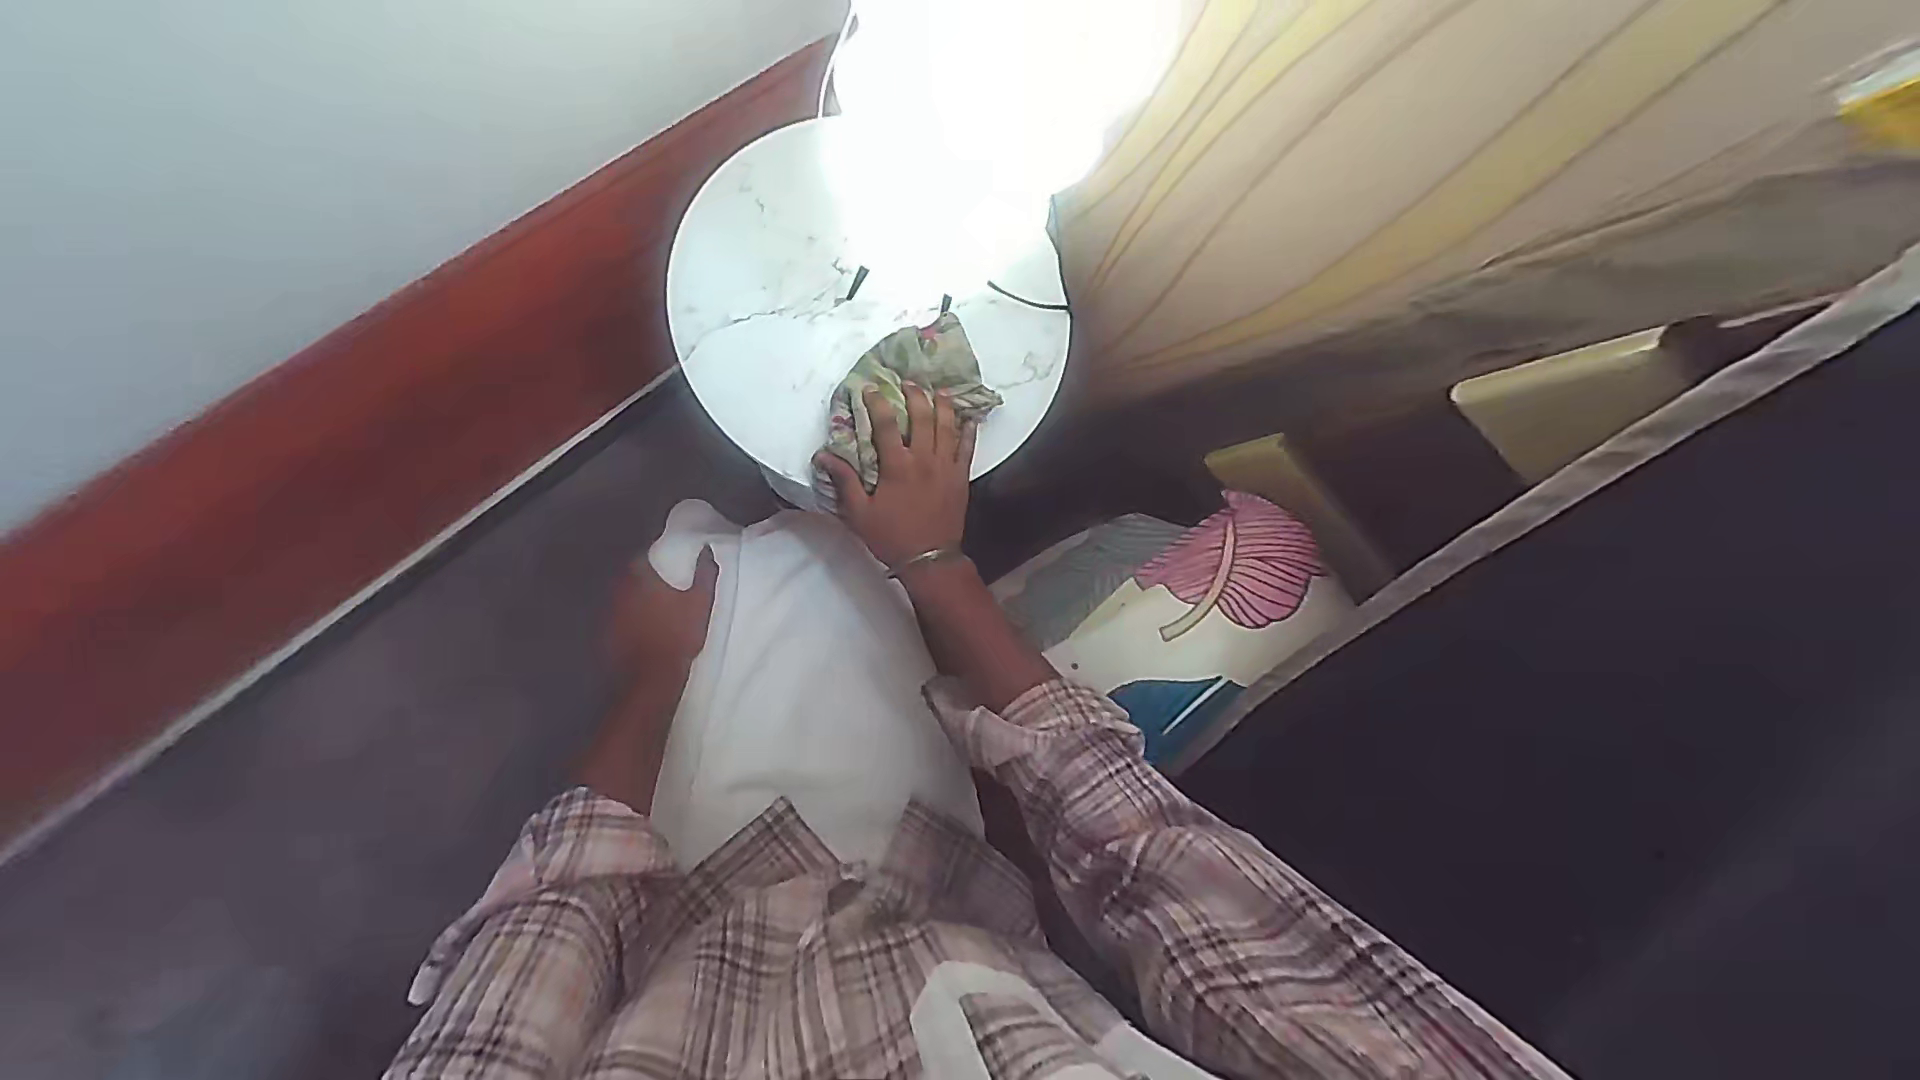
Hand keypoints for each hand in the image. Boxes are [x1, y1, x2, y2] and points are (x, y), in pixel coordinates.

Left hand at [605, 546, 717, 688]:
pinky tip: (640, 626)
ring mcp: (608, 613)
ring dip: (633, 596)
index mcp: (641, 578)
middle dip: (642, 575)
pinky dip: (626, 616)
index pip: (641, 555)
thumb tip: (706, 549)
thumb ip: (704, 573)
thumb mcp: (701, 602)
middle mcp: (618, 590)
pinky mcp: (603, 634)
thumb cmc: (679, 634)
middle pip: (628, 575)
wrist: (652, 676)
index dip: (653, 555)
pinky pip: (616, 616)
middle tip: (660, 581)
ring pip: (620, 595)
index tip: (665, 559)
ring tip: (651, 604)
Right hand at [815, 382, 976, 569]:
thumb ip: (845, 481)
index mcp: (898, 466)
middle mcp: (925, 460)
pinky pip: (968, 448)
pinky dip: (969, 432)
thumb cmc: (892, 537)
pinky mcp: (961, 478)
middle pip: (922, 417)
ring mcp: (946, 467)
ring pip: (947, 427)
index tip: (870, 388)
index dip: (877, 402)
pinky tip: (969, 419)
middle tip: (908, 383)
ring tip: (938, 391)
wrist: (930, 560)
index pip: (886, 424)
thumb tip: (824, 456)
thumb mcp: (860, 513)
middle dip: (915, 395)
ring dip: (943, 406)